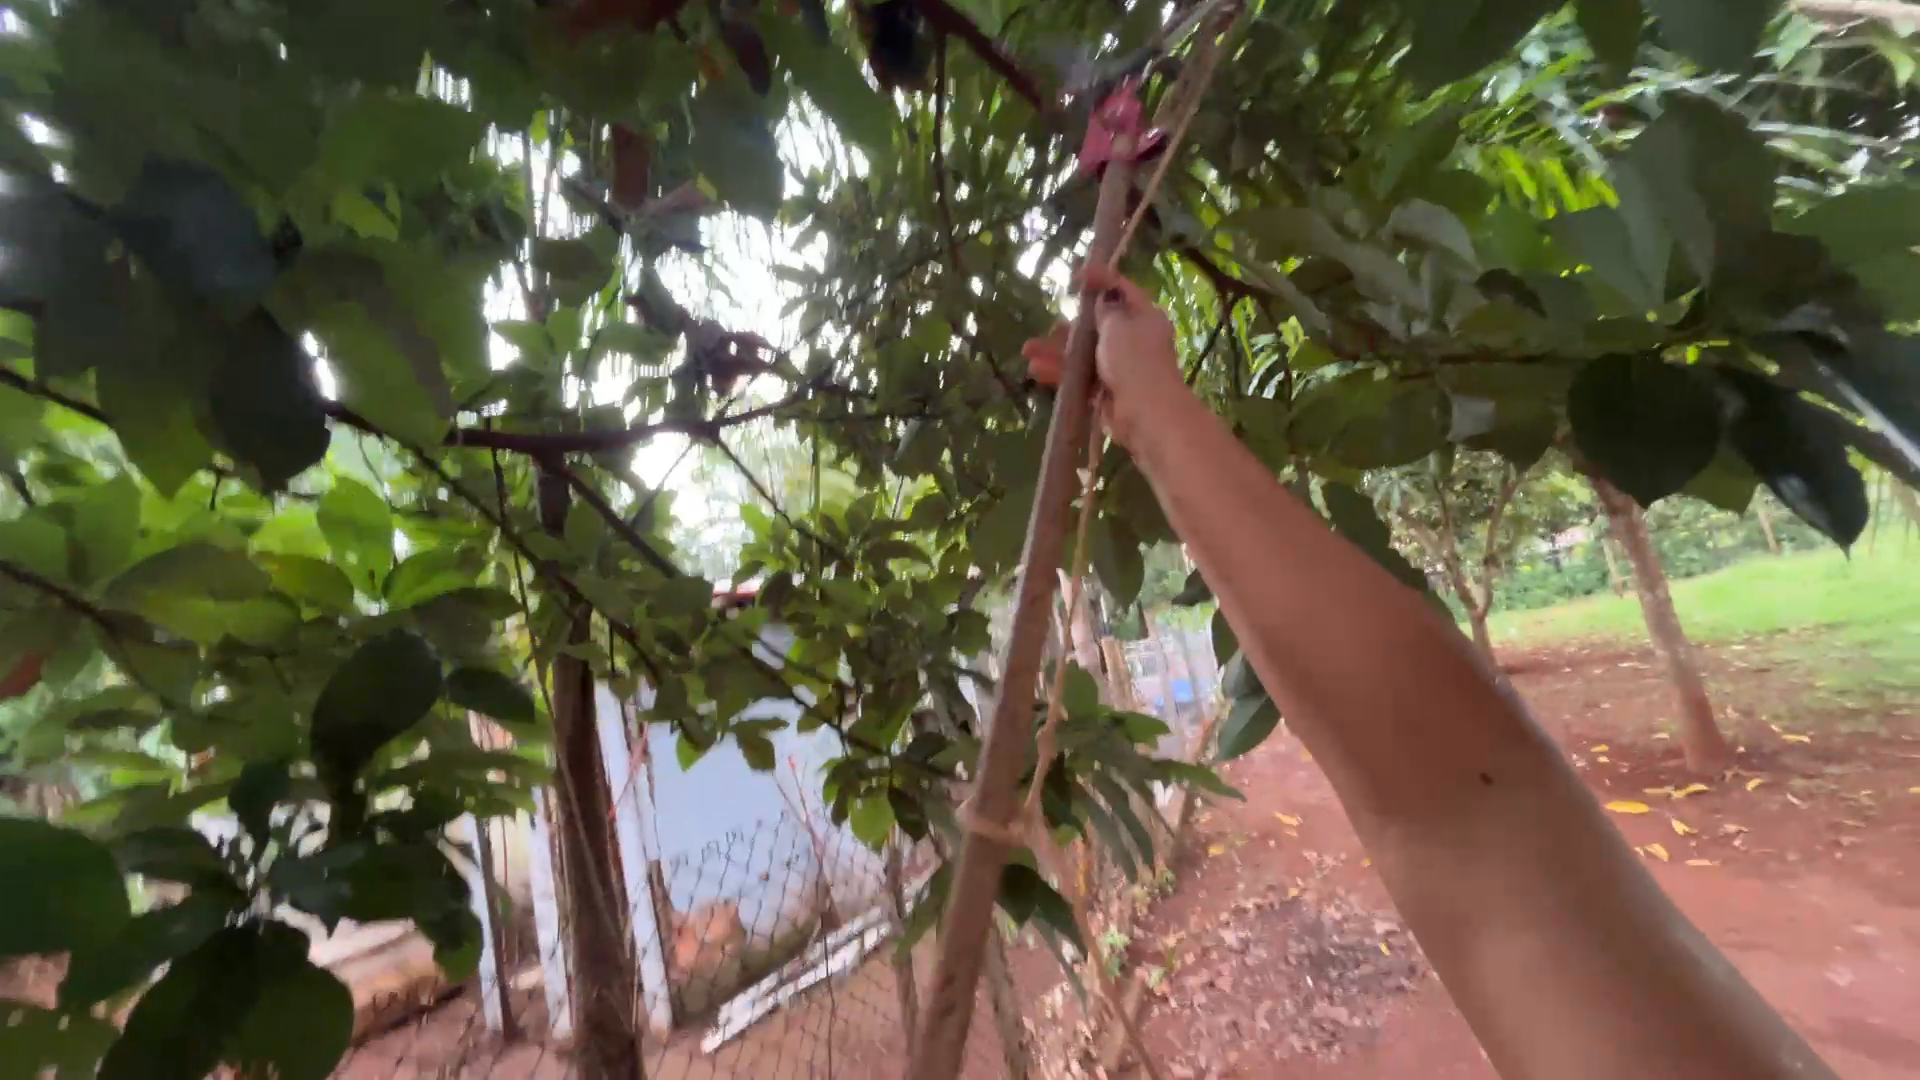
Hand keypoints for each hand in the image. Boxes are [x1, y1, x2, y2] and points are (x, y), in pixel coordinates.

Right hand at [1021, 265, 1184, 445]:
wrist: (1144, 414)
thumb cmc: (1134, 360)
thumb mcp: (1118, 325)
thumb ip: (1105, 309)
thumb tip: (1102, 300)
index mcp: (1143, 316)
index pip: (1120, 289)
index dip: (1099, 279)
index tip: (1074, 278)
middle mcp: (1132, 339)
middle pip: (1096, 326)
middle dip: (1069, 326)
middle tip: (1050, 327)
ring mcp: (1118, 367)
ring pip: (1082, 353)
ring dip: (1055, 351)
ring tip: (1028, 351)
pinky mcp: (1105, 391)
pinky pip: (1079, 377)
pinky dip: (1059, 373)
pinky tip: (1036, 371)